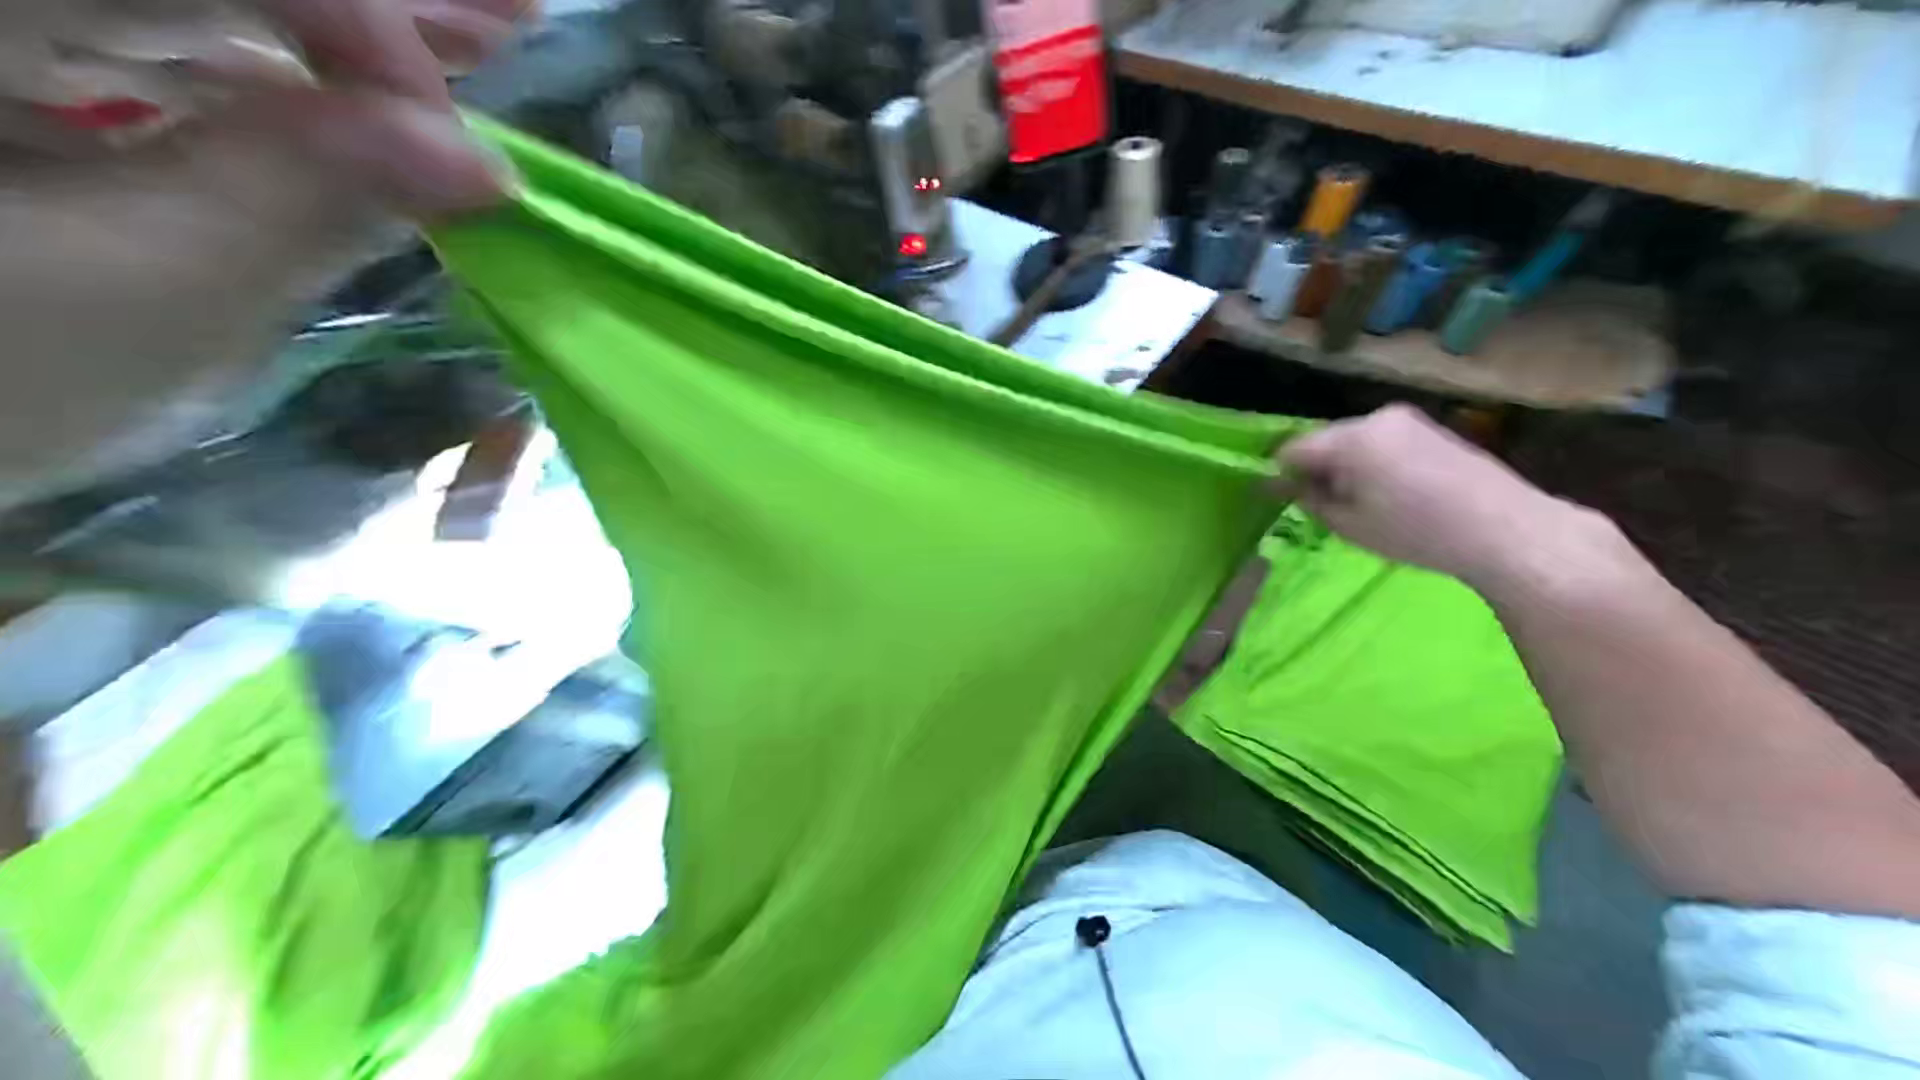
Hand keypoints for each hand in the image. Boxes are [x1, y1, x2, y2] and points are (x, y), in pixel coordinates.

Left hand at [0, 0, 533, 508]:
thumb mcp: (145, 302)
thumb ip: (306, 207)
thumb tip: (477, 167)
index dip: (365, 27)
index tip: (459, 156)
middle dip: (368, 1)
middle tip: (510, 21)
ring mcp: (1, 8)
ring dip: (337, 20)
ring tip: (477, 42)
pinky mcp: (5, 39)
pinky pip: (149, 21)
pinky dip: (267, 52)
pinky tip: (364, 93)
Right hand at [1279, 405, 1627, 596]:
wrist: (1506, 529)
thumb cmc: (1416, 532)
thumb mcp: (1349, 524)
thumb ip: (1309, 499)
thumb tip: (1285, 485)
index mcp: (1350, 439)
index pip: (1292, 449)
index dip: (1282, 474)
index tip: (1283, 499)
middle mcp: (1374, 418)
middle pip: (1324, 440)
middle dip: (1317, 467)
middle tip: (1326, 505)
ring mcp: (1406, 419)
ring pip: (1352, 439)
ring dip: (1345, 465)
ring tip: (1363, 502)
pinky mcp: (1430, 428)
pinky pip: (1381, 440)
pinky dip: (1372, 461)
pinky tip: (1391, 491)